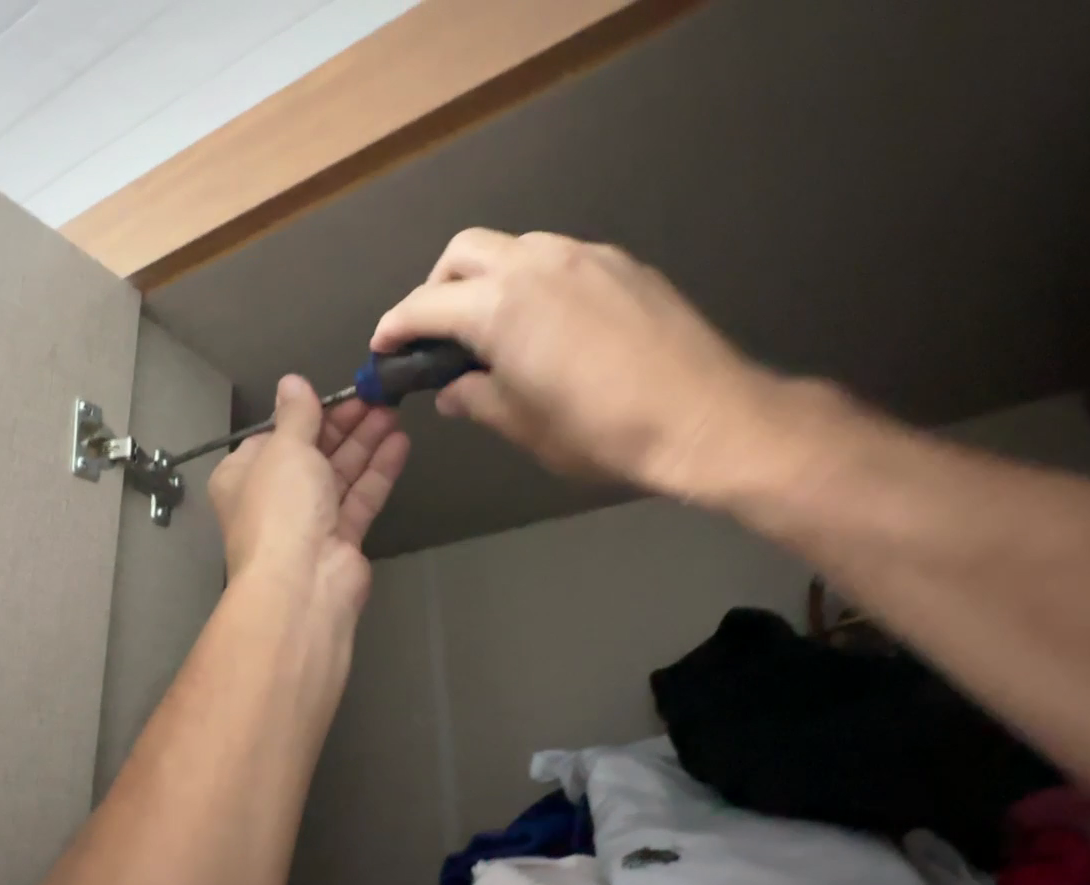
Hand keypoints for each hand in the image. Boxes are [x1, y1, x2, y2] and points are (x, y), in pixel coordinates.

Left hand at [207, 375, 410, 618]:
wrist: (302, 584)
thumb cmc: (281, 508)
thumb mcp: (284, 448)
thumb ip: (296, 413)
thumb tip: (291, 382)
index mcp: (244, 476)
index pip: (275, 437)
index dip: (306, 414)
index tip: (337, 393)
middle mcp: (274, 498)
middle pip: (312, 453)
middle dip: (344, 425)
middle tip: (377, 397)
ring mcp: (309, 520)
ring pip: (339, 474)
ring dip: (366, 443)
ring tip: (394, 412)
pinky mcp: (341, 538)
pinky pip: (360, 497)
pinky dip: (378, 471)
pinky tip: (400, 444)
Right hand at [371, 229, 802, 503]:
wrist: (707, 417)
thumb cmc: (604, 433)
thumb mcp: (526, 427)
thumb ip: (477, 400)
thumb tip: (452, 391)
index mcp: (500, 306)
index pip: (424, 305)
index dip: (394, 326)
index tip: (382, 346)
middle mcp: (535, 264)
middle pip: (461, 252)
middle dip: (436, 287)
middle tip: (436, 332)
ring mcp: (583, 256)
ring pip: (512, 246)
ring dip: (486, 277)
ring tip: (493, 325)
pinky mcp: (621, 263)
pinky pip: (557, 257)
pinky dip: (532, 279)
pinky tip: (548, 321)